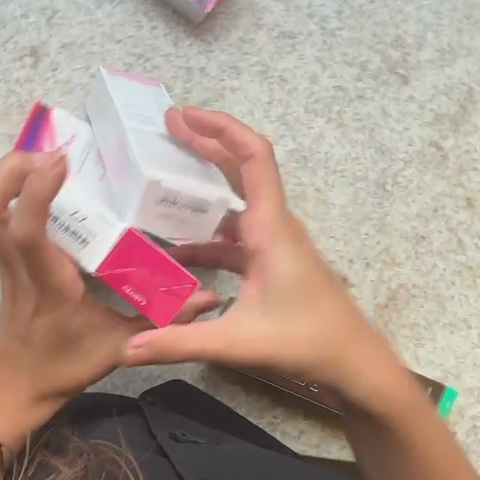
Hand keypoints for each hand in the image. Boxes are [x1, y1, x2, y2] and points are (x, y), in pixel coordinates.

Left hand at [0, 148, 220, 418]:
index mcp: (47, 284)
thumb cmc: (64, 366)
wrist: (17, 385)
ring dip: (5, 176)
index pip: (26, 232)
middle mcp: (19, 267)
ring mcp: (6, 263)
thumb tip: (210, 297)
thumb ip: (164, 320)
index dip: (36, 190)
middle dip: (9, 170)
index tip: (61, 160)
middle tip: (49, 149)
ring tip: (43, 157)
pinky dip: (11, 191)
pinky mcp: (6, 262)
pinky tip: (41, 182)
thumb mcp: (120, 346)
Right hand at [122, 107, 397, 394]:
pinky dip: (206, 237)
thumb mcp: (236, 342)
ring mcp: (275, 245)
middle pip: (241, 169)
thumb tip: (127, 349)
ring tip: (160, 185)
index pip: (253, 157)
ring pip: (235, 204)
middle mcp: (274, 227)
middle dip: (204, 145)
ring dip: (202, 191)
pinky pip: (234, 238)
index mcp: (270, 229)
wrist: (353, 363)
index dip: (219, 128)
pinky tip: (176, 254)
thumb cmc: (306, 342)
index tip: (183, 116)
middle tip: (166, 129)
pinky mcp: (272, 264)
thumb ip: (179, 342)